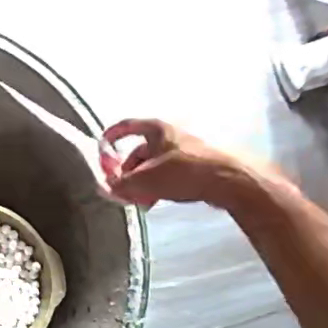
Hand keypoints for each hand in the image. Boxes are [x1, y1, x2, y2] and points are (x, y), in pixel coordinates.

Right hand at [102, 119, 291, 209]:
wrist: (226, 181)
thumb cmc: (183, 172)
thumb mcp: (144, 180)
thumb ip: (120, 184)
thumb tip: (106, 187)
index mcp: (157, 131)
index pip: (127, 126)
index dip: (112, 135)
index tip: (101, 146)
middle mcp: (169, 137)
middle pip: (138, 153)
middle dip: (126, 173)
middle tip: (122, 190)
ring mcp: (183, 152)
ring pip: (152, 167)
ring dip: (141, 184)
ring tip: (139, 201)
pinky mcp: (193, 167)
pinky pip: (166, 176)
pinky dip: (156, 187)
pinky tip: (154, 202)